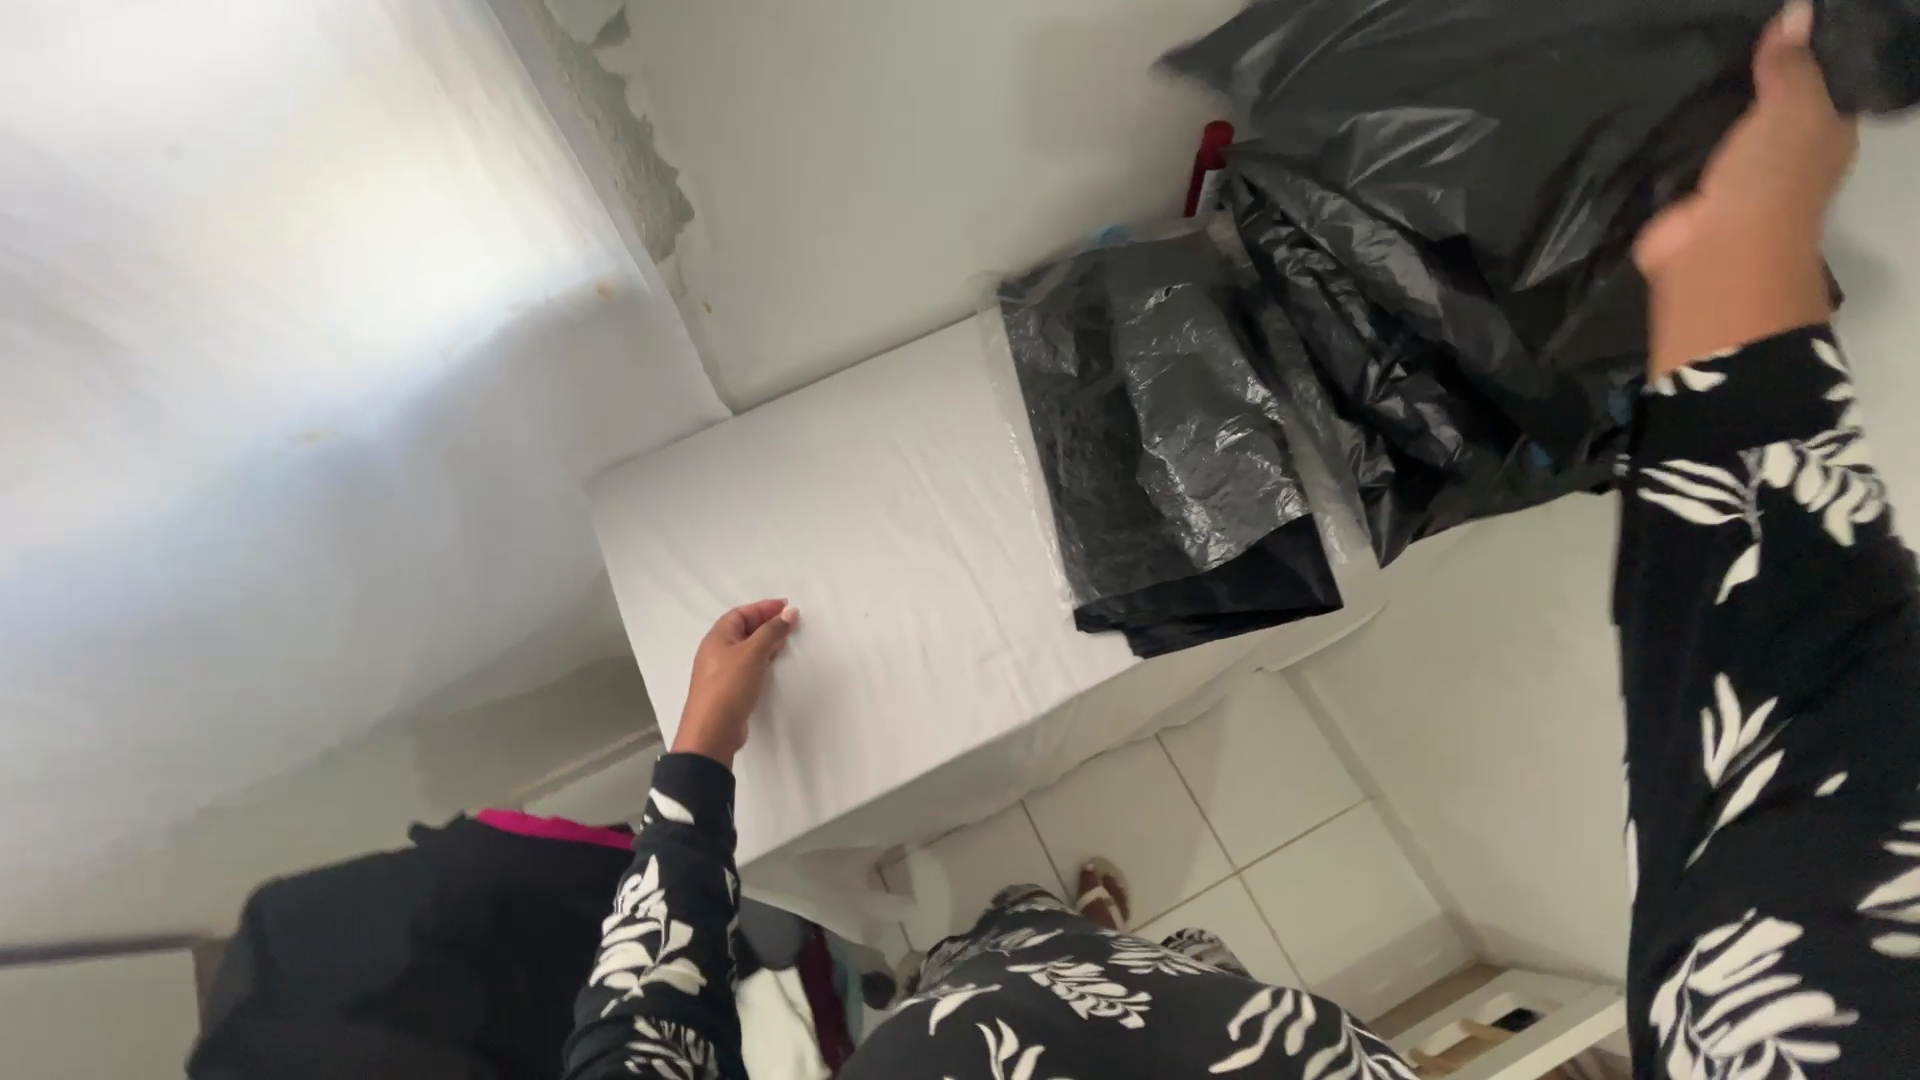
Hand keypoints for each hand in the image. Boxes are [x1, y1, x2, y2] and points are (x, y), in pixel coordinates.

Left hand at [672, 600, 798, 766]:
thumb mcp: (753, 653)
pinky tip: (774, 664)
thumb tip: (790, 612)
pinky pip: (748, 665)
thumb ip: (772, 631)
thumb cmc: (730, 685)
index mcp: (717, 637)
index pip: (741, 613)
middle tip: (791, 624)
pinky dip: (762, 660)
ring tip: (786, 643)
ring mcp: (722, 670)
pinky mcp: (729, 688)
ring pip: (747, 648)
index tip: (788, 607)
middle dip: (767, 624)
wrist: (712, 731)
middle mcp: (716, 650)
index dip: (764, 608)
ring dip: (766, 642)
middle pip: (744, 629)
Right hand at [1635, 0, 1858, 375]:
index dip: (1797, 54)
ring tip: (1670, 75)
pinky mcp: (1680, 199)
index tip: (1764, 28)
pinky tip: (1646, 122)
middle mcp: (1778, 155)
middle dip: (1740, 85)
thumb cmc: (1769, 177)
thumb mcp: (1791, 106)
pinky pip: (1673, 163)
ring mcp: (1726, 180)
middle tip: (1709, 46)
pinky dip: (1662, 148)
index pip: (1816, 82)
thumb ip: (1788, 64)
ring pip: (1714, 136)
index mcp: (1821, 132)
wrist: (1712, 250)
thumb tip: (1796, 9)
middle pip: (1760, 109)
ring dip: (1696, 118)